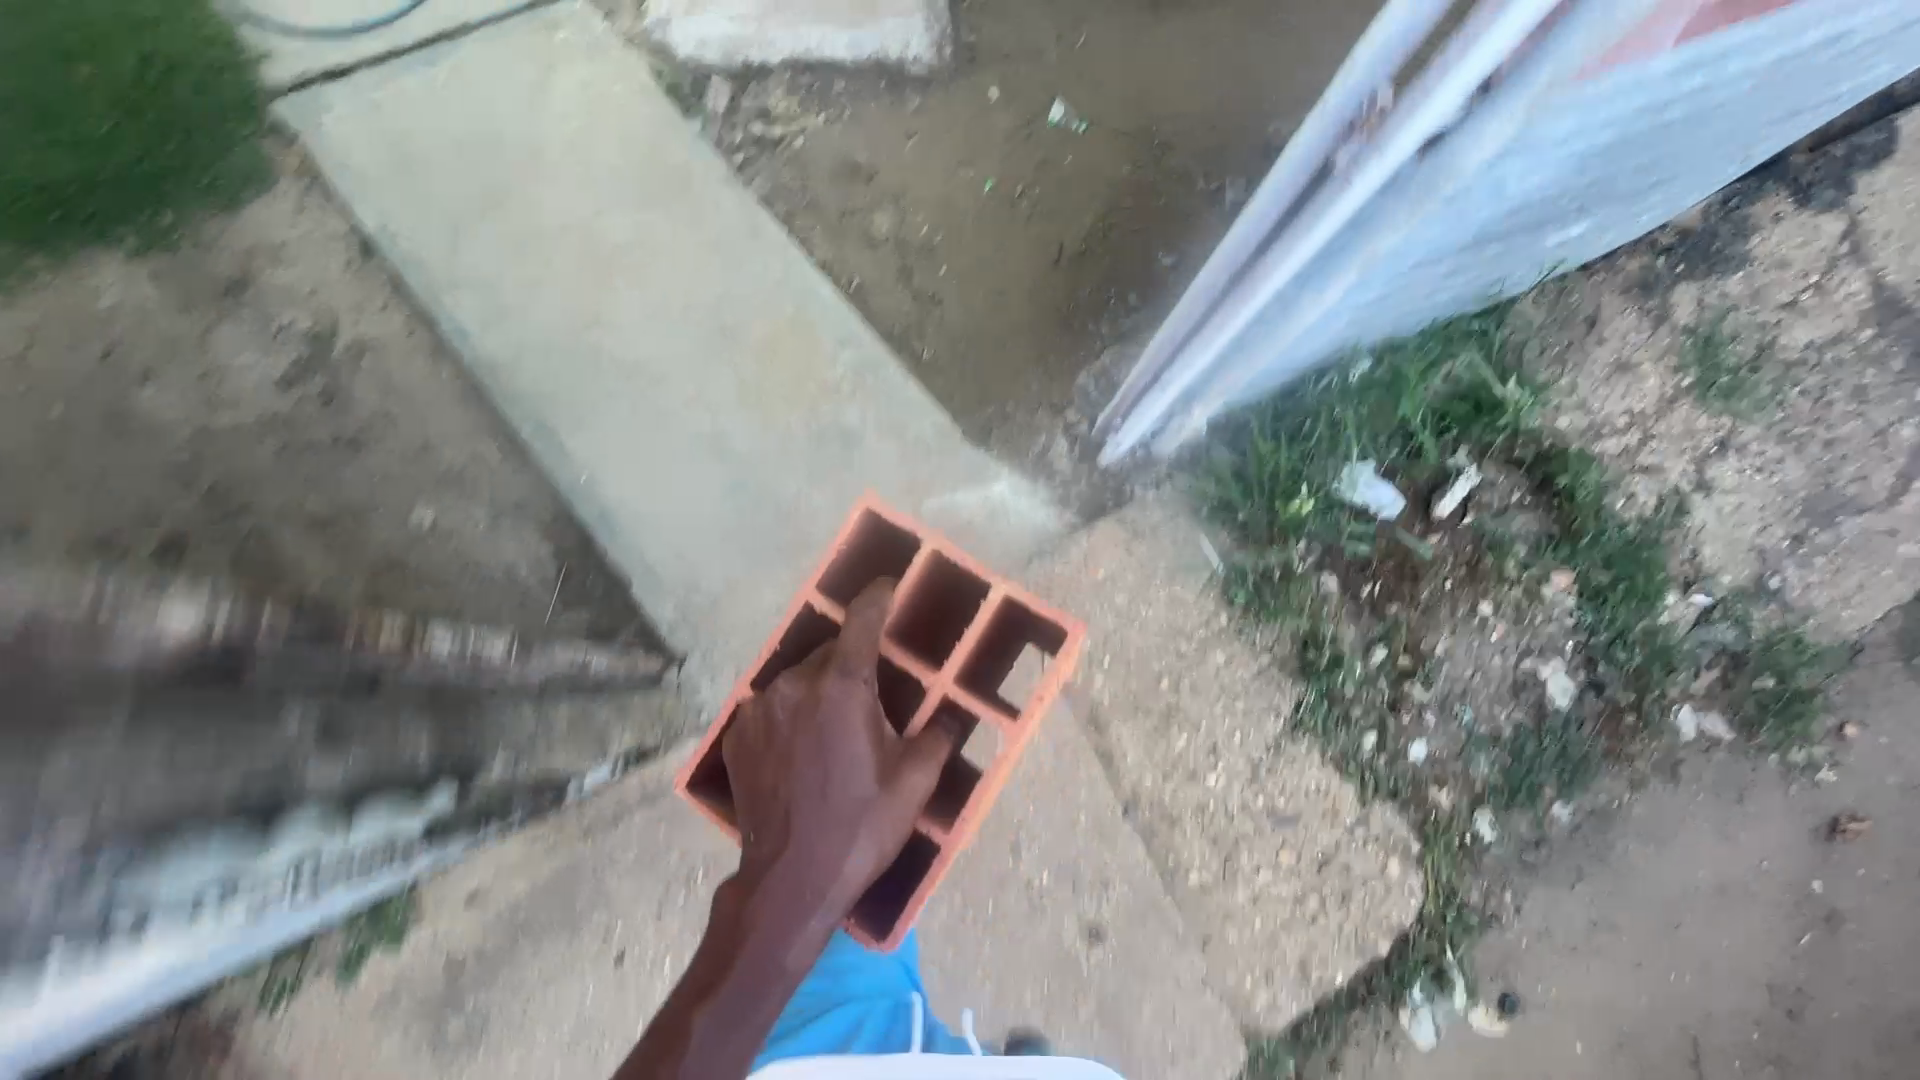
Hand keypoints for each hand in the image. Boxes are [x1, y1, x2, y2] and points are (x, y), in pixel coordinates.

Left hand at [722, 579, 956, 922]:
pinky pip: (772, 708)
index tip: (889, 586)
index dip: (878, 598)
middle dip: (851, 667)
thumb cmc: (862, 825)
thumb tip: (949, 716)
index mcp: (842, 686)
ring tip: (833, 735)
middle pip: (829, 654)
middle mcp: (795, 684)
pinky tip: (801, 753)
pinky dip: (790, 717)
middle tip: (868, 704)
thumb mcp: (915, 781)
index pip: (862, 620)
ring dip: (818, 693)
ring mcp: (759, 708)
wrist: (792, 878)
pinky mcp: (737, 734)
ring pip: (798, 681)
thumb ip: (938, 735)